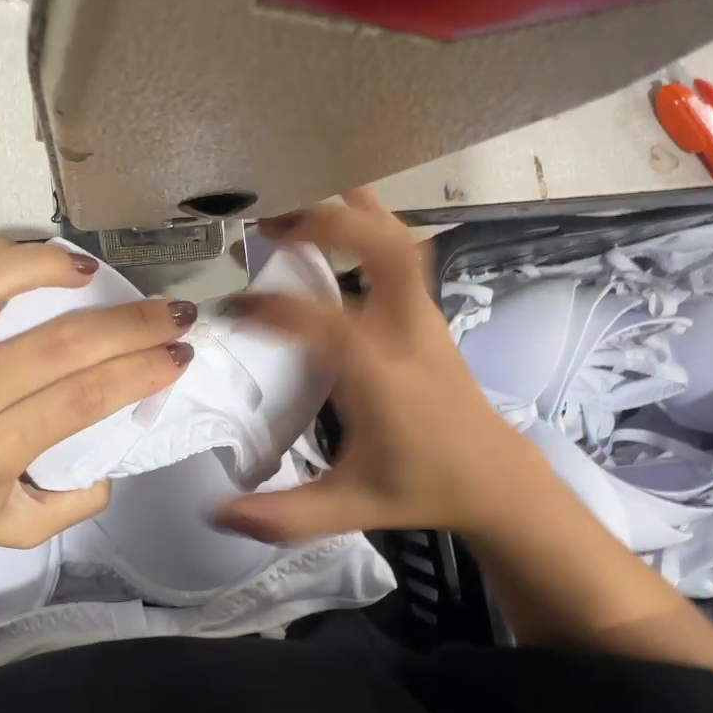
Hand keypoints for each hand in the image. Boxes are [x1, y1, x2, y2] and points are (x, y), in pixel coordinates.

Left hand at [0, 237, 195, 597]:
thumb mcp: (15, 530)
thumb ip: (74, 504)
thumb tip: (114, 457)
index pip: (81, 398)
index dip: (140, 371)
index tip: (177, 355)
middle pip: (59, 343)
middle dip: (131, 323)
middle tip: (172, 313)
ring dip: (52, 266)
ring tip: (94, 271)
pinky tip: (30, 259)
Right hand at [214, 188, 545, 542]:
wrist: (495, 479)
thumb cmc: (421, 487)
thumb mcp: (350, 508)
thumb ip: (284, 516)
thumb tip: (216, 512)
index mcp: (381, 378)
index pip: (326, 325)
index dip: (273, 309)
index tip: (233, 308)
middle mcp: (406, 336)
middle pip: (383, 253)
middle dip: (328, 224)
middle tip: (272, 222)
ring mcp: (424, 319)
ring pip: (399, 244)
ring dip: (351, 212)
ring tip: (300, 196)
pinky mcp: (428, 314)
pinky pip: (405, 254)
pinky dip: (374, 222)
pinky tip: (347, 207)